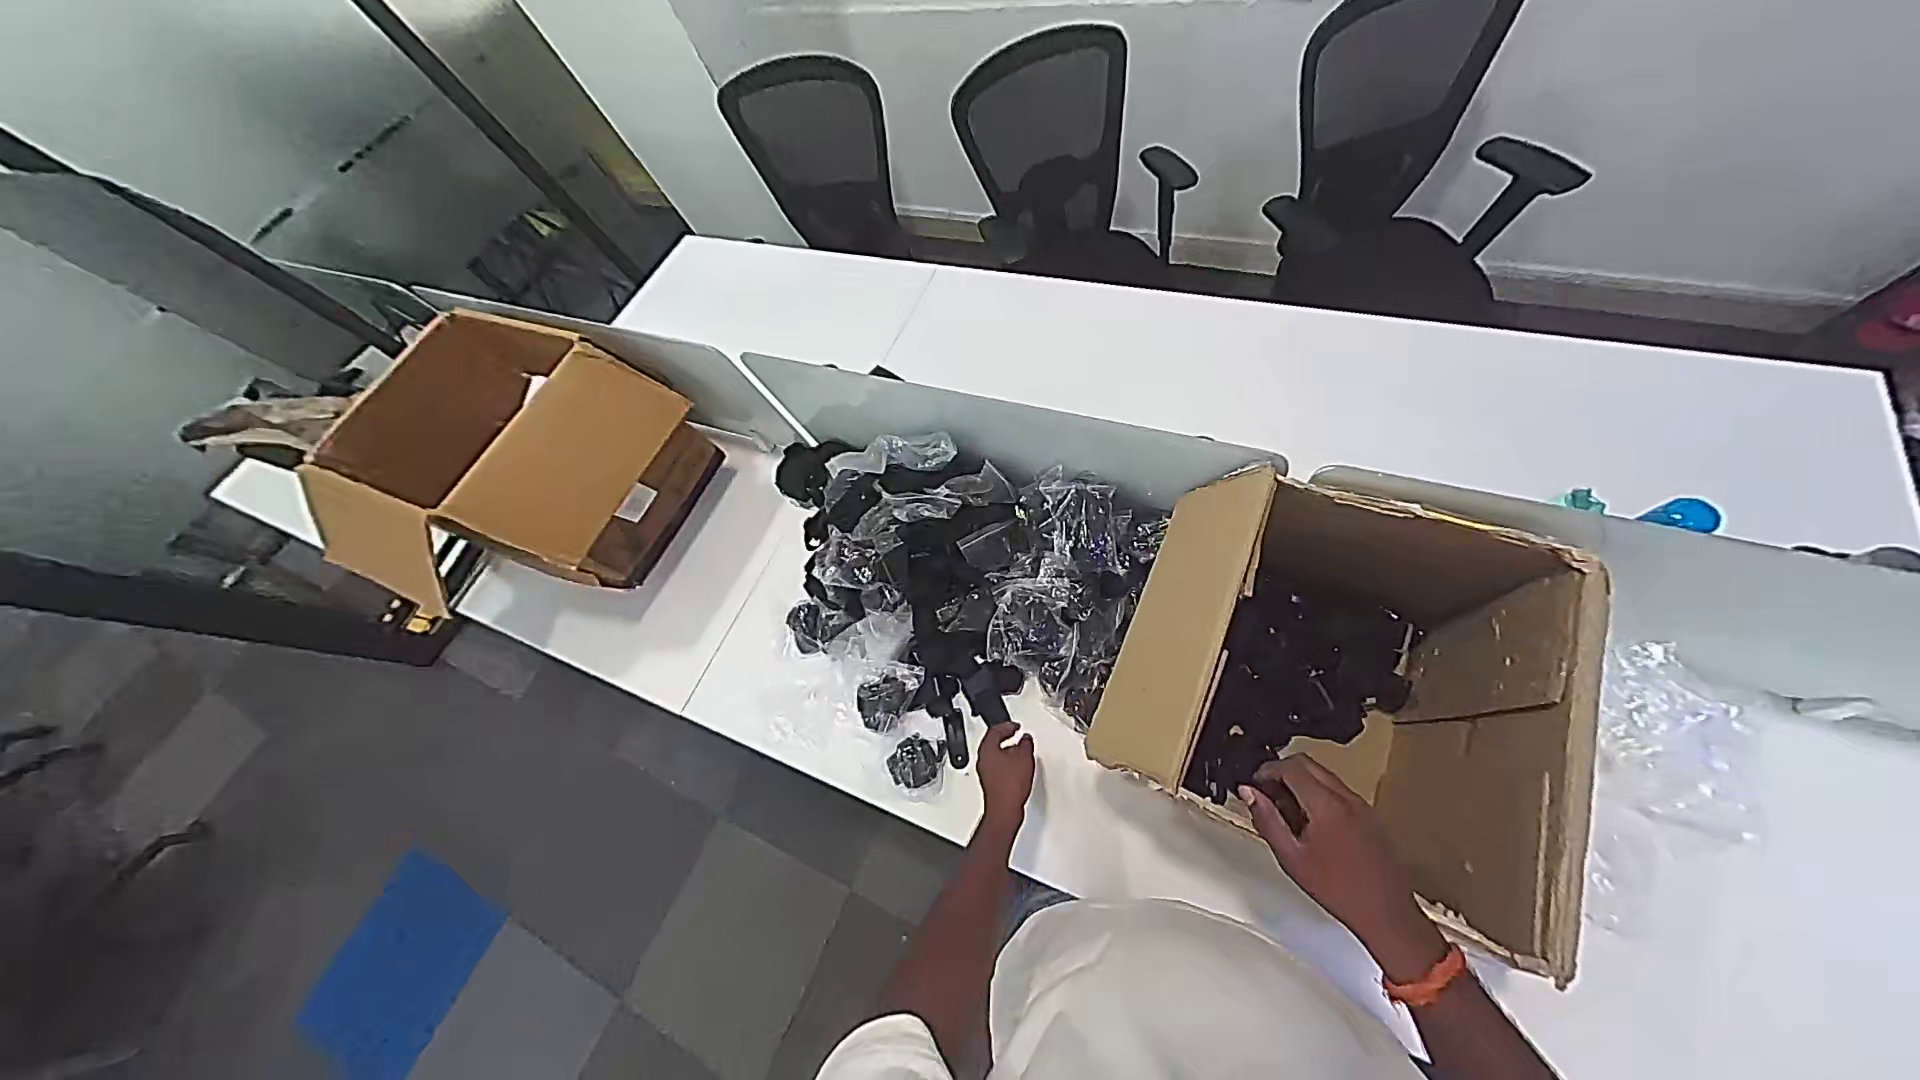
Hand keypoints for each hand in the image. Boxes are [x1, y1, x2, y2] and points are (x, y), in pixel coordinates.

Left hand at [976, 721, 1035, 829]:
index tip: (1015, 725)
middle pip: (993, 742)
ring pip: (995, 755)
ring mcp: (986, 772)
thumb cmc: (1010, 785)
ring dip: (1007, 750)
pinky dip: (1007, 762)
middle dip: (1006, 737)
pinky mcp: (991, 782)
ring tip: (1020, 750)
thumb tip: (1025, 738)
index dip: (1007, 725)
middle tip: (1015, 734)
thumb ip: (1025, 744)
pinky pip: (998, 766)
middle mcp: (983, 760)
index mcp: (987, 749)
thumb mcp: (1024, 757)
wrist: (1005, 809)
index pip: (995, 730)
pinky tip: (1017, 767)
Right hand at [1239, 756, 1446, 981]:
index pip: (1291, 767)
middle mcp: (1348, 800)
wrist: (1387, 916)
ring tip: (1286, 810)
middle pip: (1308, 763)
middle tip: (1267, 791)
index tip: (1255, 783)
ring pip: (1324, 775)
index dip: (1266, 770)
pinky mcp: (1370, 816)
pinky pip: (1338, 790)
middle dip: (1282, 771)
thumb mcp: (1291, 857)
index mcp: (1327, 806)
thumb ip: (1266, 819)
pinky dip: (1318, 793)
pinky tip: (1310, 821)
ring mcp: (1362, 807)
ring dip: (1300, 781)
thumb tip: (1249, 793)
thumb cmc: (1342, 892)